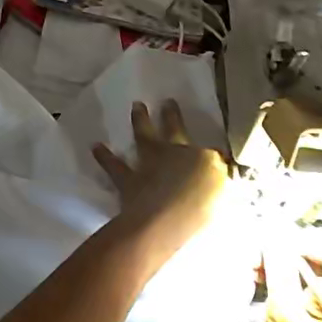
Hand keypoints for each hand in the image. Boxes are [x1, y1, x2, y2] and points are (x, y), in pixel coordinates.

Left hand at [92, 100, 229, 257]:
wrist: (166, 219)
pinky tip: (96, 147)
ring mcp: (150, 164)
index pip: (212, 153)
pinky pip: (115, 166)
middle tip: (167, 101)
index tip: (218, 159)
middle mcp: (176, 154)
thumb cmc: (201, 211)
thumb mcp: (224, 198)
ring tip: (136, 106)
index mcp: (204, 160)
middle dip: (172, 115)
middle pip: (175, 129)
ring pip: (144, 137)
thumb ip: (221, 186)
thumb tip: (222, 177)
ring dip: (140, 121)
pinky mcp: (129, 179)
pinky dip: (104, 156)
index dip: (215, 156)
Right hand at [257, 249, 321, 321]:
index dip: (309, 246)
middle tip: (261, 260)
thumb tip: (274, 240)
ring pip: (316, 280)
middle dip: (292, 257)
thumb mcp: (280, 312)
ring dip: (287, 271)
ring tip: (258, 273)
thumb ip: (280, 272)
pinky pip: (311, 296)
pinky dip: (290, 287)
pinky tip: (267, 287)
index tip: (277, 248)